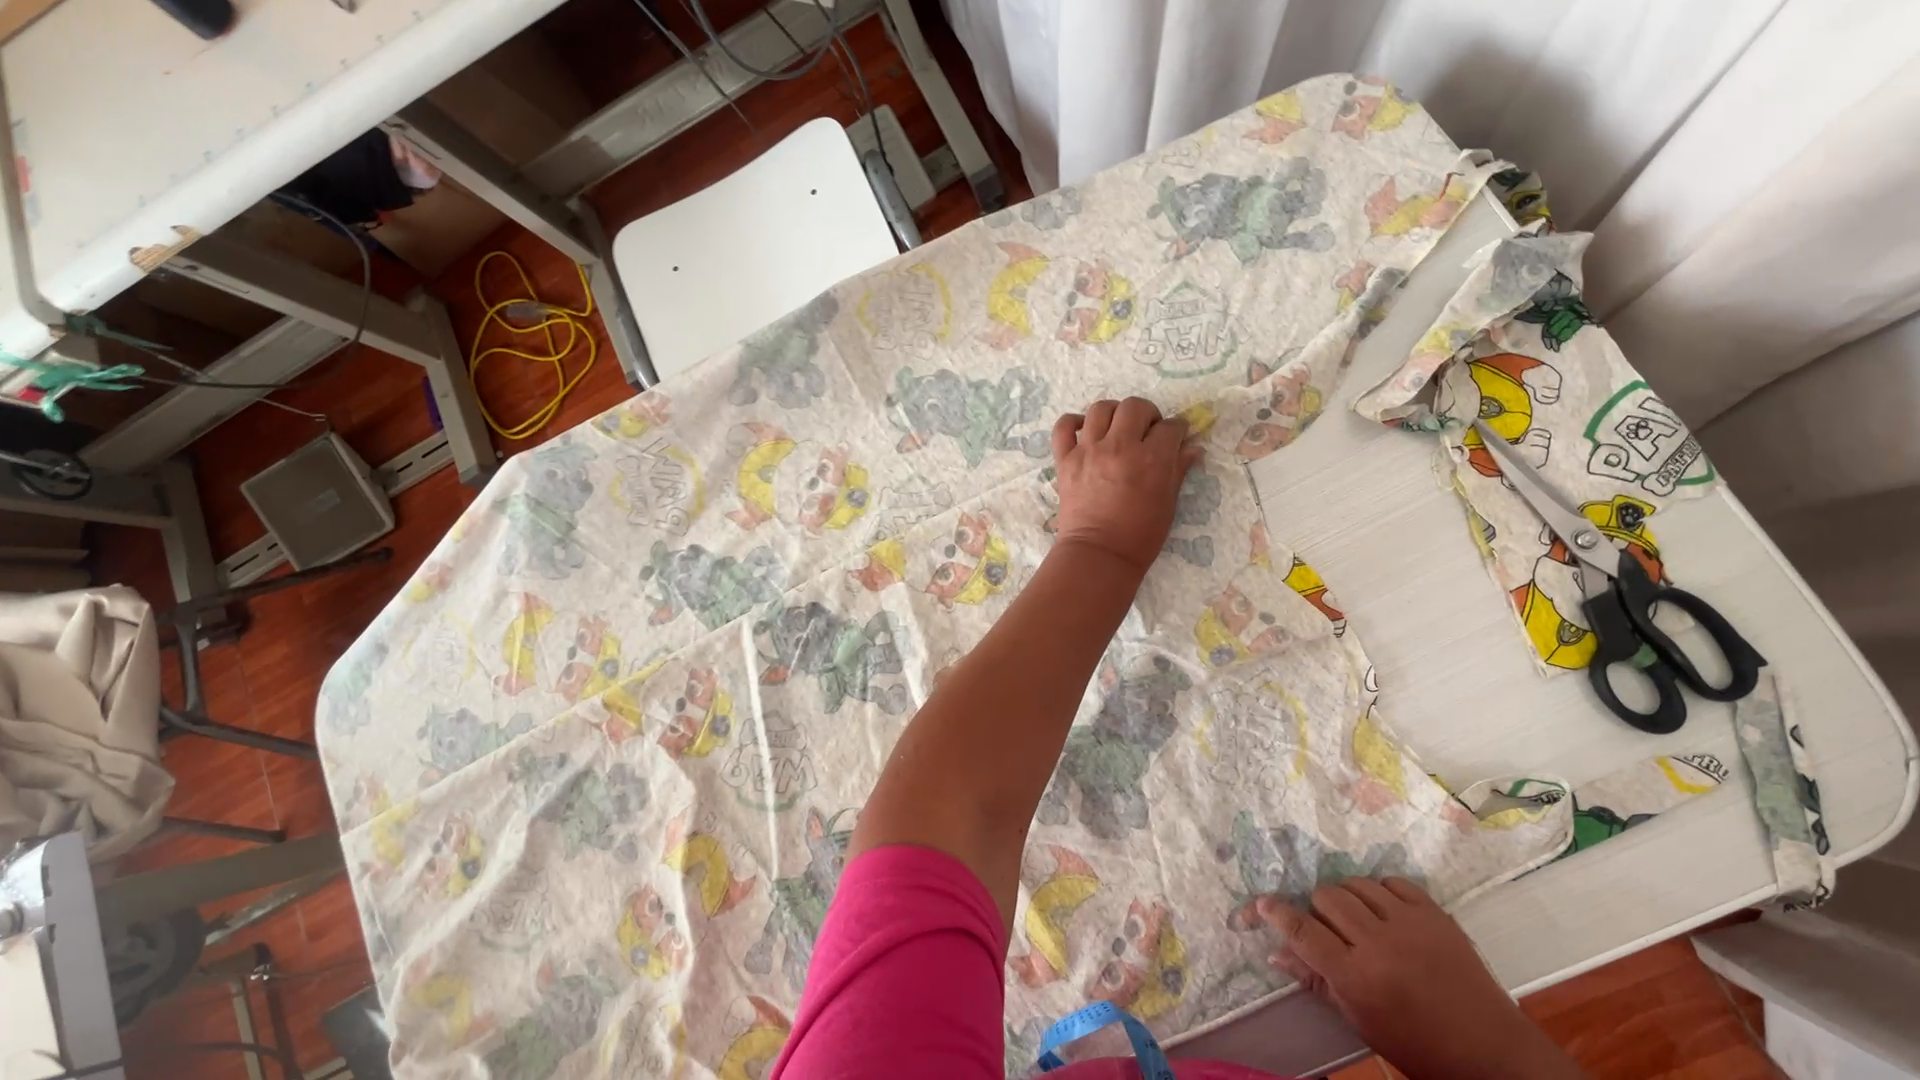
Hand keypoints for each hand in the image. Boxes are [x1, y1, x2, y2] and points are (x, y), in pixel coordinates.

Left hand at [1051, 398, 1198, 574]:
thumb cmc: (1140, 535)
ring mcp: (1088, 451)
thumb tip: (1192, 449)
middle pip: (1135, 406)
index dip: (1176, 430)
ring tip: (1118, 429)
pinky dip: (1072, 423)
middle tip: (1147, 431)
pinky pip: (1063, 427)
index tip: (1175, 438)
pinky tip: (1084, 431)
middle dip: (1148, 414)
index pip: (1170, 427)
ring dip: (1114, 413)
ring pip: (1100, 408)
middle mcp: (1119, 447)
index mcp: (1151, 459)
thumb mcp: (1168, 503)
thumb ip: (1178, 470)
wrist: (1099, 555)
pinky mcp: (1065, 460)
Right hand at [1258, 879, 1587, 1079]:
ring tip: (1354, 918)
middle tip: (1324, 927)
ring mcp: (1410, 923)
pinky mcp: (1435, 913)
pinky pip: (1392, 882)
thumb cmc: (1417, 1044)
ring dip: (1346, 897)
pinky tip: (1382, 910)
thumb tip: (1276, 953)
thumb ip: (1317, 982)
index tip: (1262, 904)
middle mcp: (1378, 942)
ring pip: (1356, 884)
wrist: (1489, 1049)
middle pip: (1326, 898)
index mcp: (1356, 976)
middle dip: (1316, 908)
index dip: (1276, 914)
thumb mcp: (1360, 1021)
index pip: (1302, 931)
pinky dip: (1380, 891)